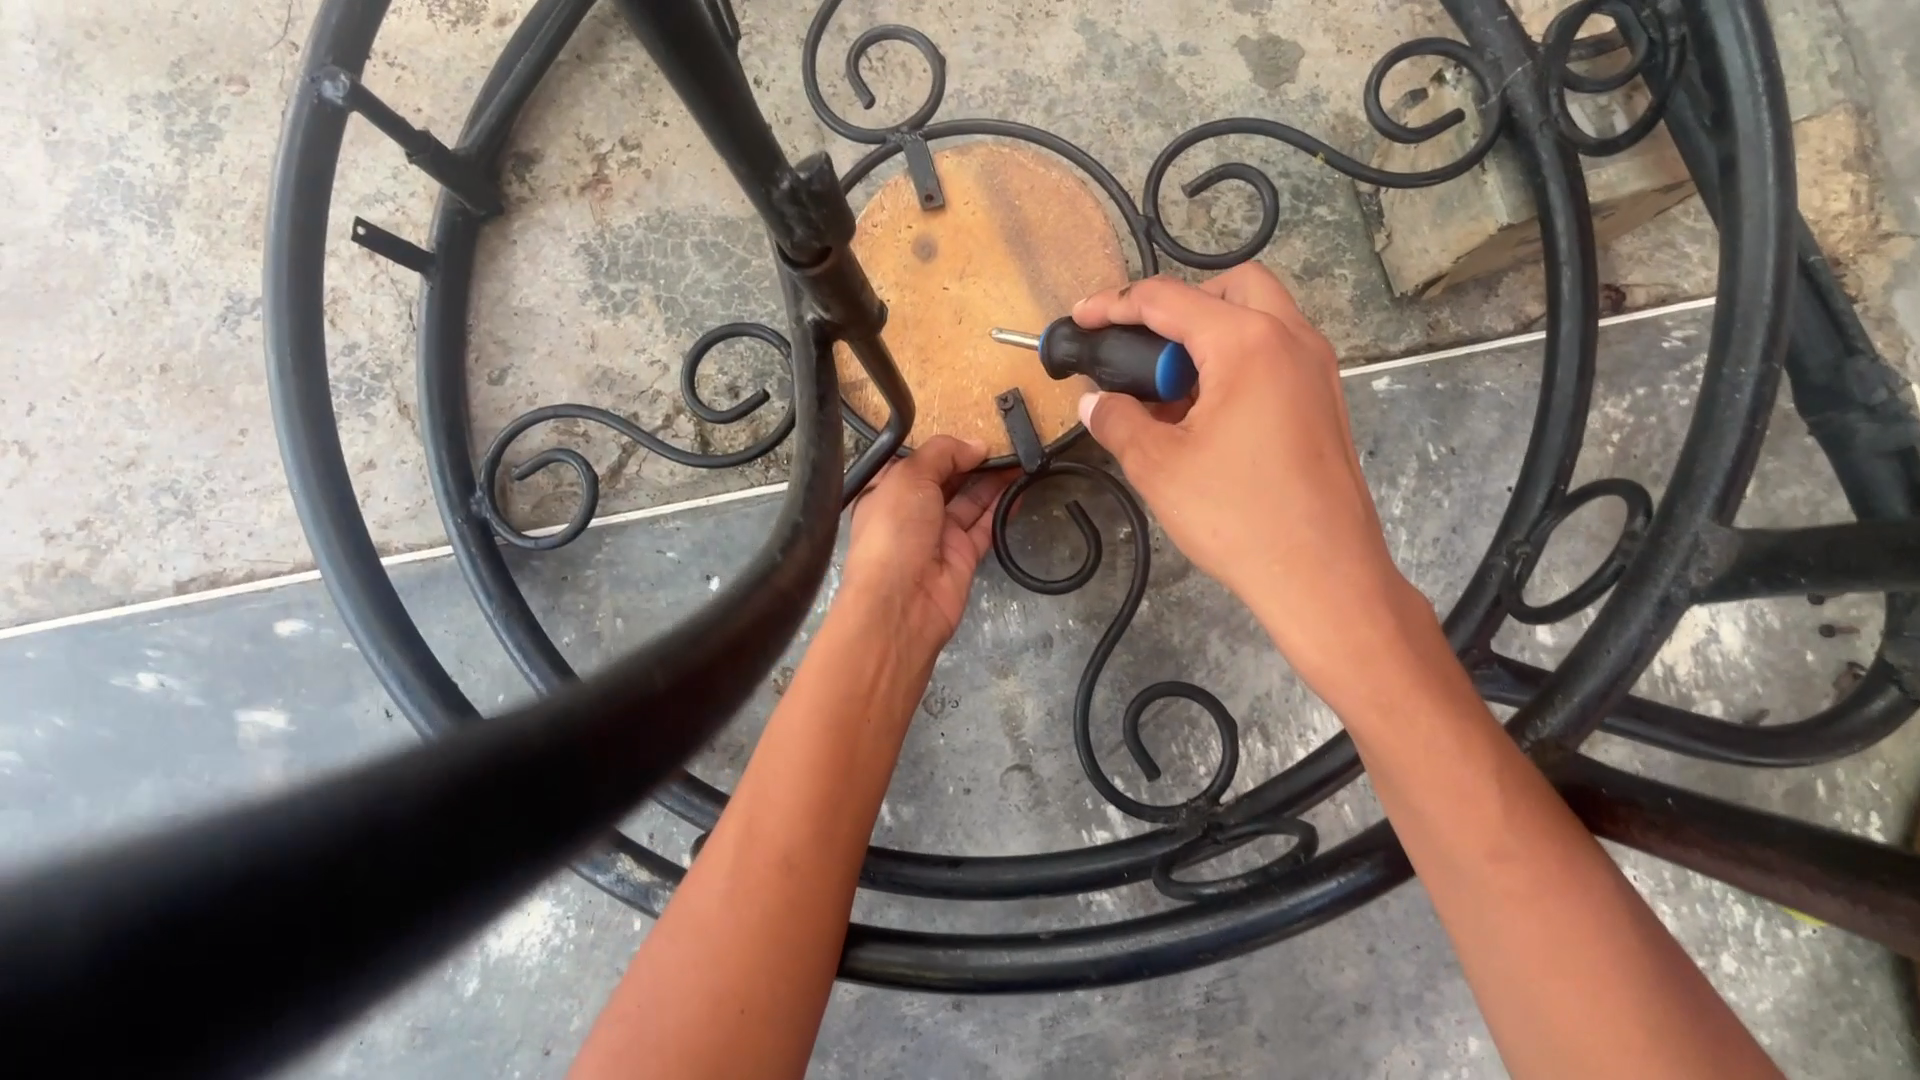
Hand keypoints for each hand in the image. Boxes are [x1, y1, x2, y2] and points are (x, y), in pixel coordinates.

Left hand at [839, 435, 1014, 658]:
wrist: (900, 602)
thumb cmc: (893, 531)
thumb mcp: (909, 476)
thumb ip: (942, 454)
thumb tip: (975, 446)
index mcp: (888, 490)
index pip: (917, 462)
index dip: (943, 448)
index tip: (973, 432)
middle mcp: (911, 512)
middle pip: (947, 480)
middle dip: (973, 462)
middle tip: (1005, 444)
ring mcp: (938, 535)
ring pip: (969, 501)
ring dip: (993, 481)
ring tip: (1020, 460)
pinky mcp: (962, 556)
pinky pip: (985, 527)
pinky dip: (1002, 509)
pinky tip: (1020, 490)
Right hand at [1071, 263, 1426, 693]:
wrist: (1322, 575)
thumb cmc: (1238, 515)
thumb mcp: (1158, 467)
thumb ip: (1118, 421)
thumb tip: (1093, 403)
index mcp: (1247, 342)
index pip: (1168, 300)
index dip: (1114, 305)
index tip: (1080, 320)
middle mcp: (1291, 339)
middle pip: (1229, 287)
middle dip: (1177, 307)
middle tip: (1143, 352)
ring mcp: (1318, 369)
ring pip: (1259, 319)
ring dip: (1210, 336)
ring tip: (1169, 393)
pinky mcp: (1326, 400)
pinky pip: (1276, 355)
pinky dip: (1236, 363)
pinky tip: (1206, 416)